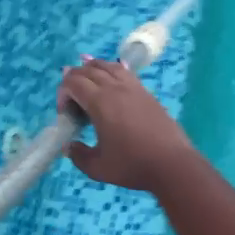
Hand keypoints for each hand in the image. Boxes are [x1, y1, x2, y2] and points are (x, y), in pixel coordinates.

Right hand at [57, 59, 201, 191]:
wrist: (172, 164)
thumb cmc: (133, 166)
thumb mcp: (98, 168)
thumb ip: (78, 156)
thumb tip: (70, 146)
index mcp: (100, 102)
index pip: (73, 82)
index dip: (63, 93)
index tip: (66, 114)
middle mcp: (116, 88)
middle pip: (89, 70)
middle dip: (74, 80)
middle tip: (72, 100)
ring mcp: (134, 88)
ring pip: (109, 66)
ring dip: (93, 69)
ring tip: (88, 80)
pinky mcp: (147, 94)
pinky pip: (126, 73)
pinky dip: (112, 71)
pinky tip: (112, 81)